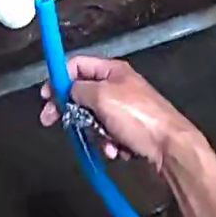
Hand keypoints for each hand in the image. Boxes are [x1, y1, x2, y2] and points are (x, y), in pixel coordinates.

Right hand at [38, 56, 198, 165]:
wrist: (170, 147)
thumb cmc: (137, 117)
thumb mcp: (101, 96)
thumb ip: (79, 89)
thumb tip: (67, 88)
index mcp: (112, 71)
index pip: (78, 65)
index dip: (59, 77)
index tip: (46, 96)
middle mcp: (118, 85)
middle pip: (83, 93)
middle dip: (70, 109)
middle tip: (52, 121)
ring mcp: (125, 108)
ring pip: (95, 117)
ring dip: (94, 132)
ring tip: (105, 141)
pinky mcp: (131, 130)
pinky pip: (109, 134)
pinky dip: (109, 144)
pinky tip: (117, 151)